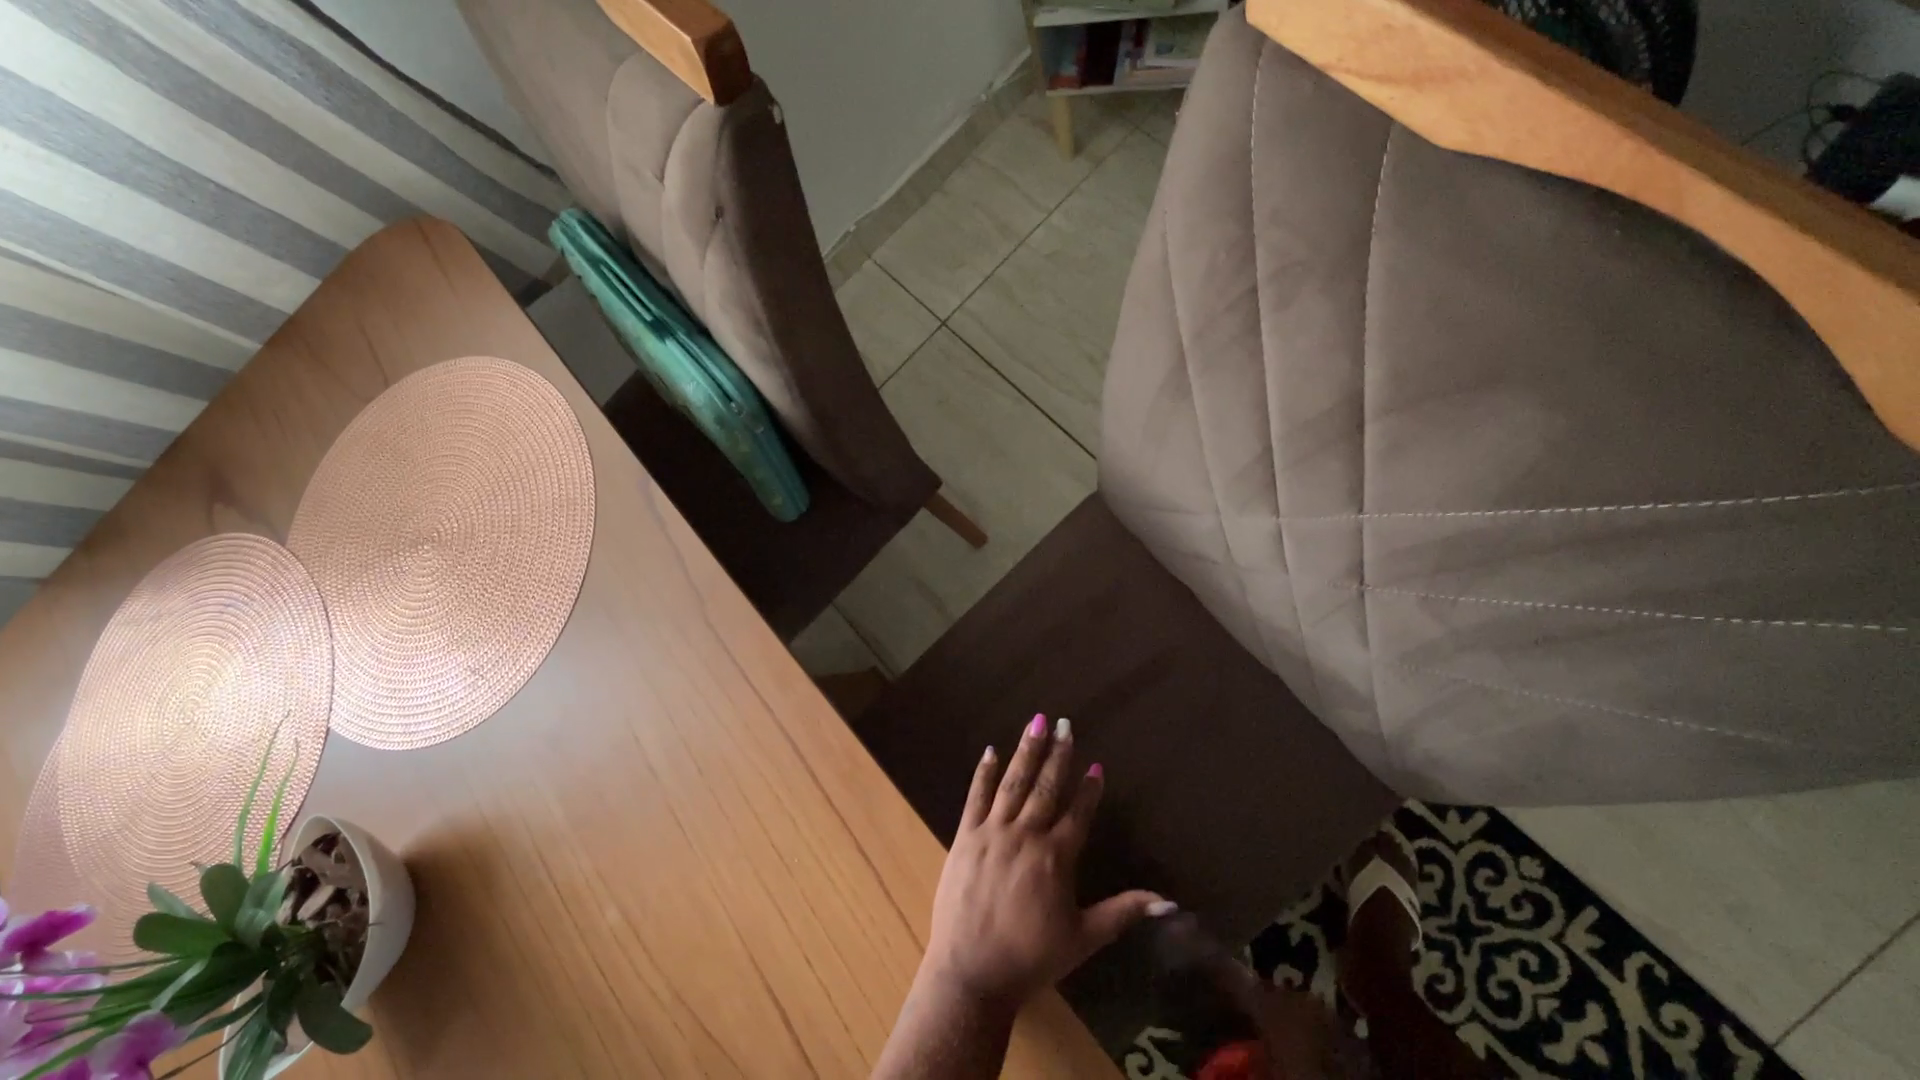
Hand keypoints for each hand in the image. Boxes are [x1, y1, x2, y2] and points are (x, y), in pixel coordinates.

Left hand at [920, 714, 1170, 1007]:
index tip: (1096, 765)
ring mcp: (992, 834)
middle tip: (1065, 724)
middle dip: (1058, 755)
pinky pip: (975, 798)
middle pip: (1046, 788)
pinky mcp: (965, 838)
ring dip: (1026, 752)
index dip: (1089, 789)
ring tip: (1036, 722)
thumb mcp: (1084, 937)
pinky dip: (984, 774)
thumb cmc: (1031, 957)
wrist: (971, 971)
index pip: (1078, 813)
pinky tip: (991, 752)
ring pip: (1013, 784)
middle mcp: (1026, 836)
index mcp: (1056, 857)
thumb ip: (1124, 912)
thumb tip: (1170, 902)